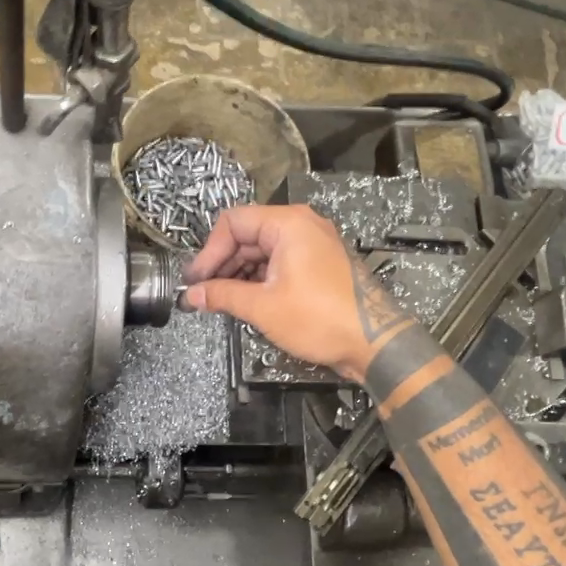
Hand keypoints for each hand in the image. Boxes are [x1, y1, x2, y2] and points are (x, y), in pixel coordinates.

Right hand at [182, 205, 398, 381]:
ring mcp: (313, 244)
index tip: (195, 279)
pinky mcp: (319, 264)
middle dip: (222, 263)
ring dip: (238, 273)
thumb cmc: (321, 319)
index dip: (209, 251)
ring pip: (262, 250)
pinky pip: (279, 261)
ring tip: (221, 300)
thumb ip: (222, 295)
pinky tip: (246, 300)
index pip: (233, 223)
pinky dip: (259, 278)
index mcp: (288, 224)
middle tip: (203, 292)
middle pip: (247, 235)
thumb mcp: (262, 307)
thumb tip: (192, 295)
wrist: (373, 343)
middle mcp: (302, 226)